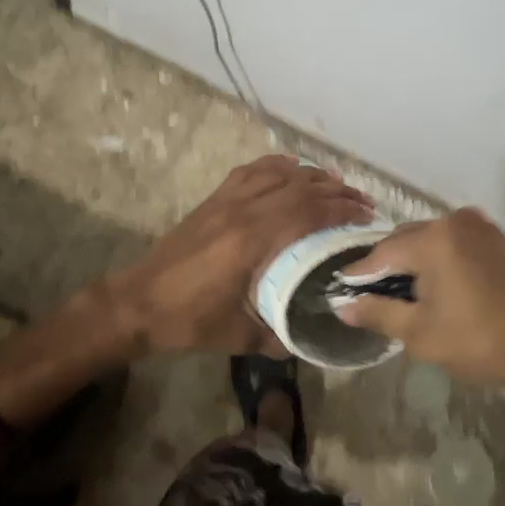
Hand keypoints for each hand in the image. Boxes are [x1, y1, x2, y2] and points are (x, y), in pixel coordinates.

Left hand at [107, 155, 371, 355]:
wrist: (137, 303)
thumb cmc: (188, 321)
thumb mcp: (238, 336)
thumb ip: (277, 335)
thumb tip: (310, 341)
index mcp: (252, 241)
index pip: (308, 213)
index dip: (341, 211)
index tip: (367, 217)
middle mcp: (243, 211)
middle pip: (300, 188)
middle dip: (337, 192)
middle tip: (364, 203)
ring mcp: (227, 200)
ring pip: (279, 174)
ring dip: (312, 175)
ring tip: (337, 184)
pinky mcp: (214, 199)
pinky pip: (252, 170)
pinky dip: (278, 165)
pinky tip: (293, 167)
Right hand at [336, 210, 504, 400]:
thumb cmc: (480, 341)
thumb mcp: (421, 333)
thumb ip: (379, 313)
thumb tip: (343, 305)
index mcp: (433, 239)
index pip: (382, 252)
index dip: (360, 273)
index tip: (342, 288)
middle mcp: (456, 220)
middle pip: (408, 239)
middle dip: (390, 264)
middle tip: (375, 294)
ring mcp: (482, 226)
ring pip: (434, 239)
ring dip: (418, 261)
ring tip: (408, 293)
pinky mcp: (501, 238)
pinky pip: (459, 243)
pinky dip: (444, 259)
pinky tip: (442, 286)